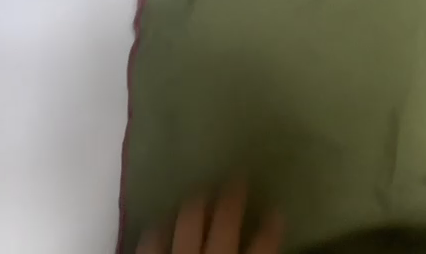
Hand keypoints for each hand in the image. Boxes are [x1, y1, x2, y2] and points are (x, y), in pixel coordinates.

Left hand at [138, 184, 282, 253]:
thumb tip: (268, 252)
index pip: (265, 246)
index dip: (272, 225)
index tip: (276, 210)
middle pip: (226, 221)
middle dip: (233, 196)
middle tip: (237, 178)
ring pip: (188, 221)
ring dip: (195, 204)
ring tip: (200, 193)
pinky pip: (149, 244)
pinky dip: (156, 231)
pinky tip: (160, 223)